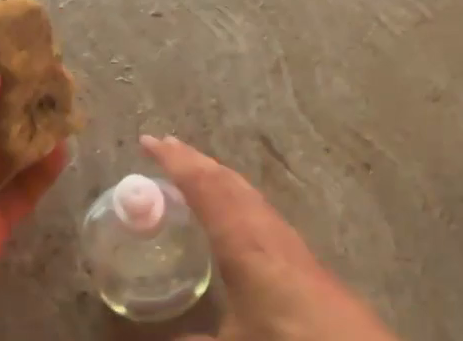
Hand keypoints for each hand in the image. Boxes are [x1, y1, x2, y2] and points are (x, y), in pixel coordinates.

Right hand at [142, 135, 398, 340]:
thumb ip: (189, 338)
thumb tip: (149, 336)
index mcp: (244, 242)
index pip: (204, 188)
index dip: (175, 161)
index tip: (148, 141)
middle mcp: (270, 233)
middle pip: (229, 183)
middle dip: (196, 161)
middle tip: (166, 148)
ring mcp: (296, 247)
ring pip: (251, 197)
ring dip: (220, 179)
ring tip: (198, 174)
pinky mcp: (313, 268)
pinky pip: (265, 215)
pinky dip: (241, 201)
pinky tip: (241, 220)